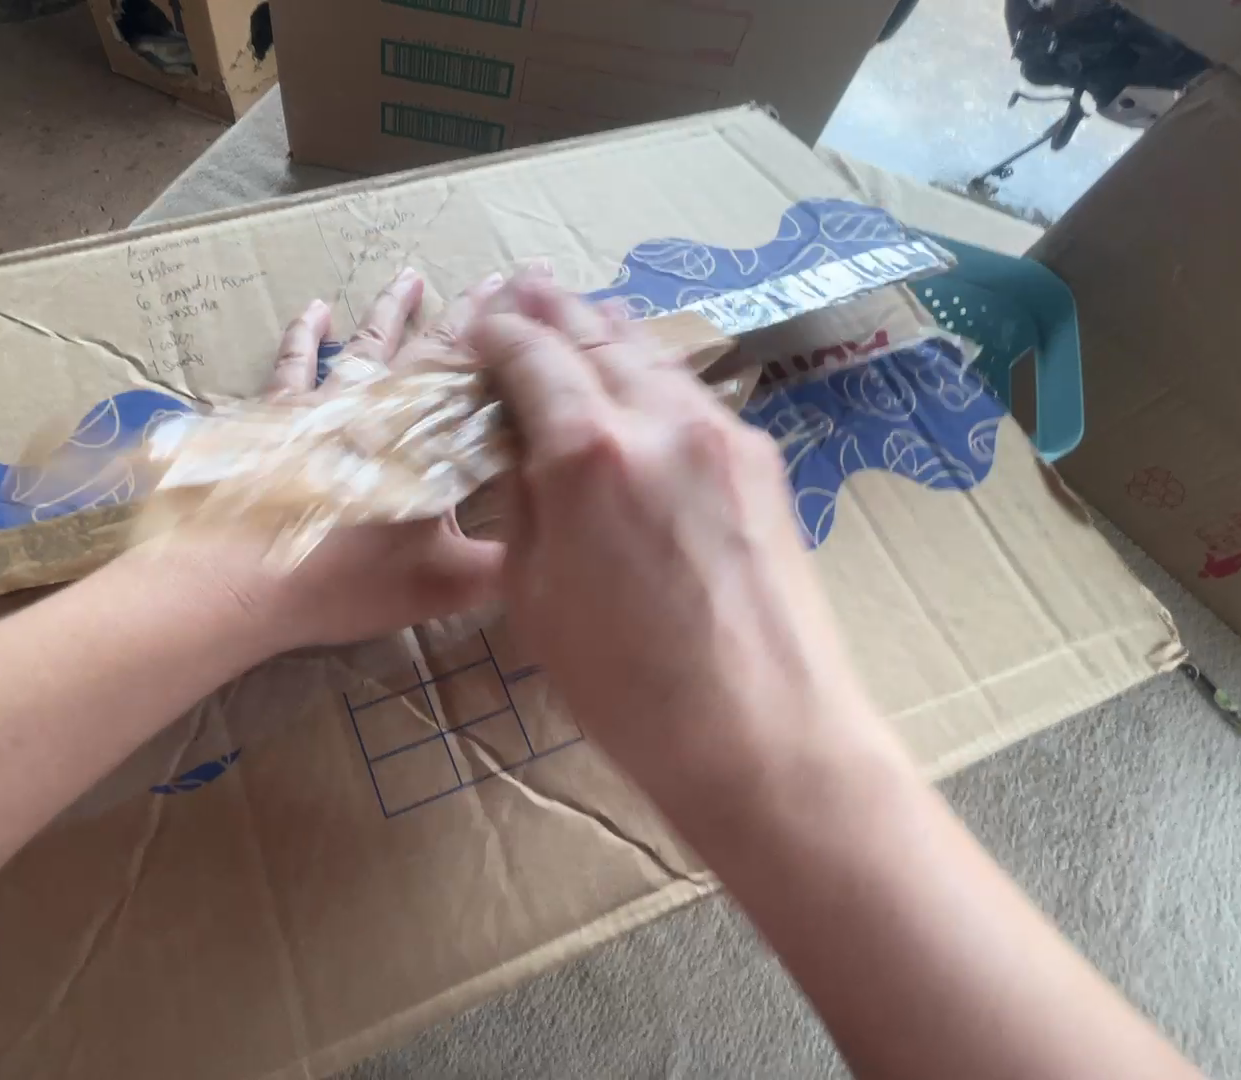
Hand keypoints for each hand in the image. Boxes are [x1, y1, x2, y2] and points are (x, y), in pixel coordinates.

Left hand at [186, 269, 508, 651]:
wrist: (245, 579)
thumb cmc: (347, 581)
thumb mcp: (443, 585)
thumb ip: (500, 568)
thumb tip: (549, 553)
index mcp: (432, 446)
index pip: (486, 386)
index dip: (521, 351)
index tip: (544, 311)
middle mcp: (384, 410)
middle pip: (436, 351)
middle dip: (474, 314)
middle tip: (501, 276)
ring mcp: (329, 405)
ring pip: (369, 342)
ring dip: (394, 310)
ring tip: (412, 276)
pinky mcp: (280, 413)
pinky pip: (296, 361)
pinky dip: (306, 334)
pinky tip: (317, 309)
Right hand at [470, 278, 899, 818]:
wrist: (764, 734)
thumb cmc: (628, 686)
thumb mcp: (537, 595)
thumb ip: (525, 504)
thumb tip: (524, 451)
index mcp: (590, 454)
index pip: (532, 358)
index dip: (497, 335)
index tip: (476, 326)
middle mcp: (660, 419)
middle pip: (595, 337)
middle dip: (551, 309)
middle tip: (519, 286)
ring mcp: (721, 433)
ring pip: (651, 353)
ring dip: (604, 329)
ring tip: (574, 309)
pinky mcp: (759, 460)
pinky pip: (689, 391)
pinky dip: (649, 369)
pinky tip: (635, 373)